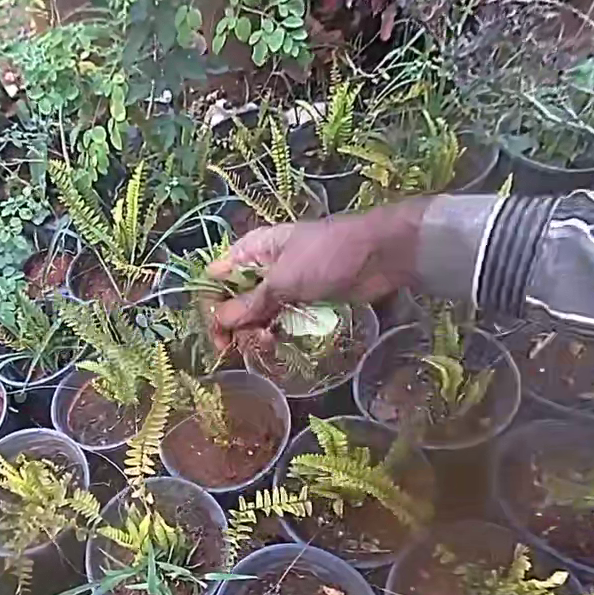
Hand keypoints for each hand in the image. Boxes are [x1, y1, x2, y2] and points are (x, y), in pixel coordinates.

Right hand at [206, 200, 427, 354]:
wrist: (379, 256)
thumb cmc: (327, 256)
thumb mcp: (283, 279)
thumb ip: (250, 303)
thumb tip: (219, 321)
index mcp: (252, 250)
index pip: (217, 280)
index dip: (214, 308)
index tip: (219, 337)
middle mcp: (263, 268)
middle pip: (235, 302)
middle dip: (237, 326)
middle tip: (248, 344)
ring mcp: (284, 286)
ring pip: (257, 315)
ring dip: (257, 332)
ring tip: (268, 342)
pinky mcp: (303, 302)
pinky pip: (280, 321)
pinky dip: (276, 333)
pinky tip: (278, 342)